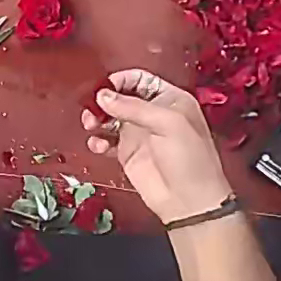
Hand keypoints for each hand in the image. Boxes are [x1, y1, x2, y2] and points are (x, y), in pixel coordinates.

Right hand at [82, 69, 231, 223]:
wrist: (189, 201)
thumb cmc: (190, 159)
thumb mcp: (167, 124)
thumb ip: (133, 107)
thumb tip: (102, 95)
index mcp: (169, 99)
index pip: (140, 79)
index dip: (120, 80)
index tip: (103, 87)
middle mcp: (152, 113)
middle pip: (120, 97)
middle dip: (103, 100)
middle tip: (91, 109)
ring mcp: (139, 133)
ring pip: (109, 117)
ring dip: (96, 119)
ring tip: (90, 126)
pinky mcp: (127, 153)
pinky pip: (106, 140)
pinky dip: (98, 141)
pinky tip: (98, 146)